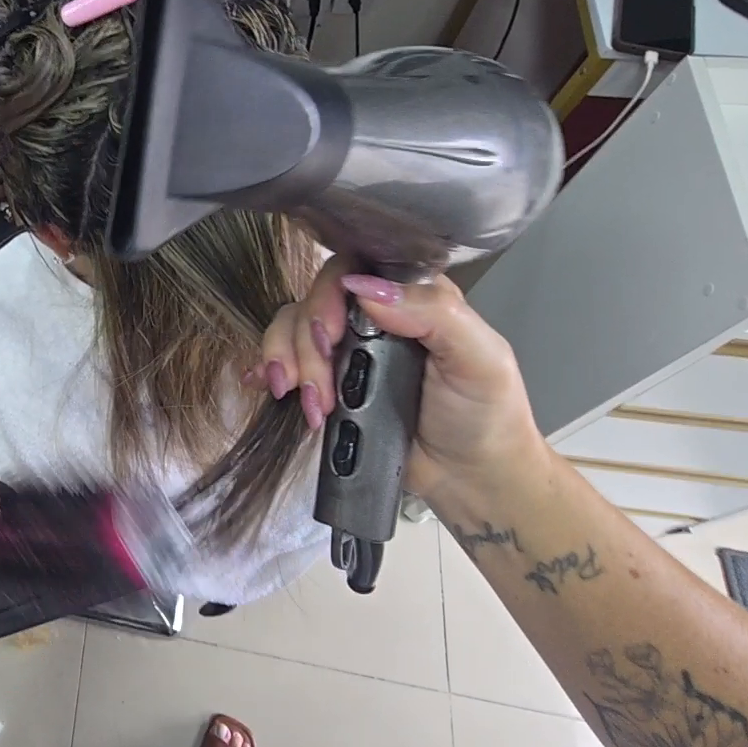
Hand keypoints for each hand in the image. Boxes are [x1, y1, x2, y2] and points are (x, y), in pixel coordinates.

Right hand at [255, 266, 551, 511]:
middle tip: (318, 391)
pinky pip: (280, 360)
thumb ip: (432, 314)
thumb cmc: (484, 414)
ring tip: (308, 407)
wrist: (467, 477)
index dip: (327, 294)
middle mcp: (368, 315)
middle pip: (311, 302)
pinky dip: (264, 369)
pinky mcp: (323, 381)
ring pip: (288, 328)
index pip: (352, 269)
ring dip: (285, 363)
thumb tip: (361, 287)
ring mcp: (342, 349)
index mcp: (408, 297)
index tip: (328, 335)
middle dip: (304, 346)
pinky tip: (263, 385)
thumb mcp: (479, 358)